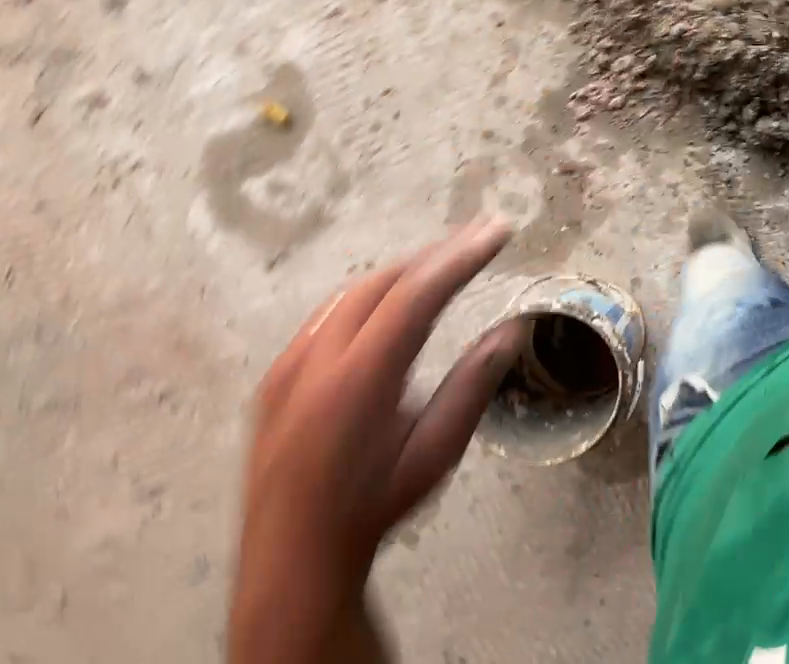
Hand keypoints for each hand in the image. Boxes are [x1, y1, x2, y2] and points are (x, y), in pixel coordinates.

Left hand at [229, 218, 530, 663]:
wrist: (292, 556)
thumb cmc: (374, 503)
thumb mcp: (437, 449)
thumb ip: (474, 384)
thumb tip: (512, 329)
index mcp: (359, 377)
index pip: (417, 293)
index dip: (462, 256)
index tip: (498, 231)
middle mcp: (316, 360)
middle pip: (382, 281)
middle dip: (436, 254)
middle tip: (479, 237)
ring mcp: (289, 365)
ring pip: (351, 293)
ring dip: (404, 271)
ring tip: (446, 261)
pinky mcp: (277, 376)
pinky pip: (328, 315)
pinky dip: (370, 294)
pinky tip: (391, 300)